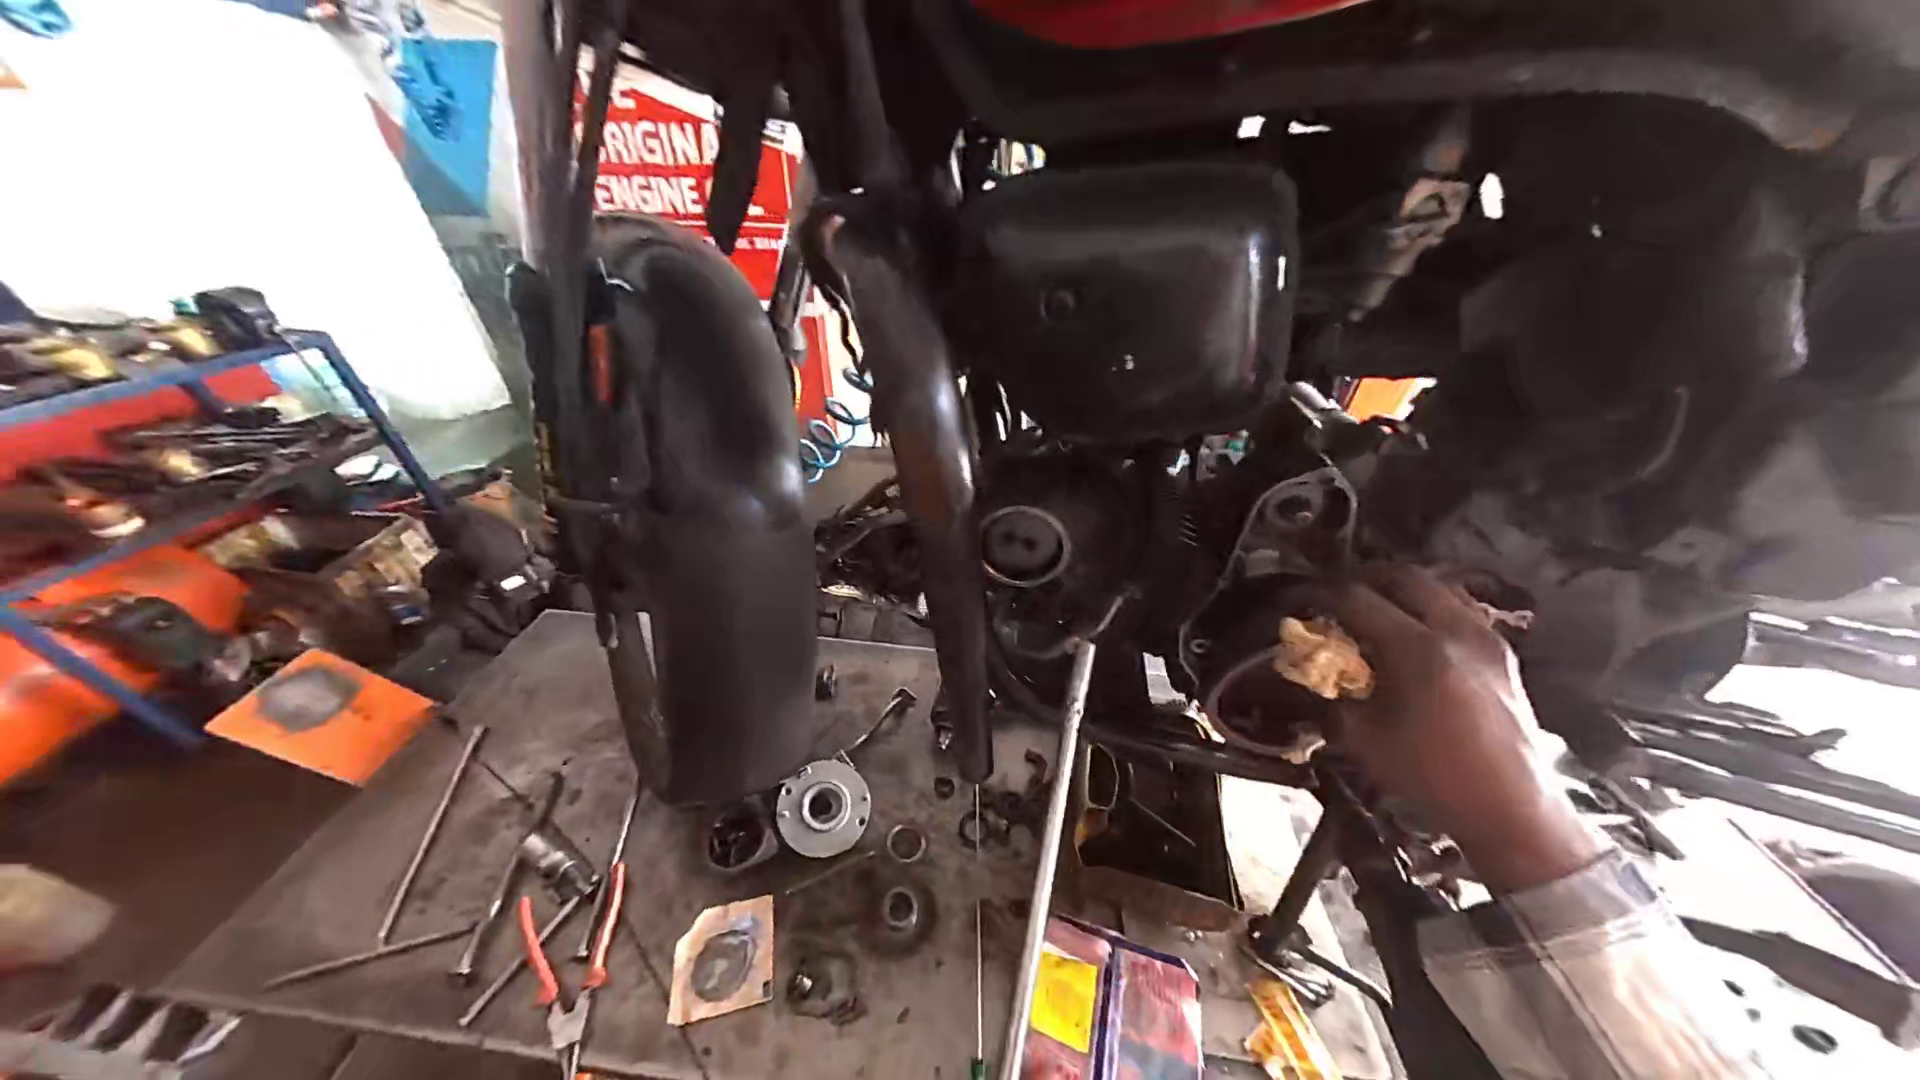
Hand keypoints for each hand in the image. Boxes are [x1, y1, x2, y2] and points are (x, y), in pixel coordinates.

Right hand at [1323, 564, 1607, 891]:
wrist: (1512, 810)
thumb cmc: (1430, 776)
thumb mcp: (1361, 736)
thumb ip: (1330, 692)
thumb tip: (1311, 668)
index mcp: (1416, 649)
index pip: (1356, 598)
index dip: (1320, 594)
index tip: (1299, 601)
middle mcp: (1456, 632)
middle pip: (1402, 576)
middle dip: (1361, 579)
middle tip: (1333, 594)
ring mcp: (1486, 639)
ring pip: (1436, 587)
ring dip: (1398, 589)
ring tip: (1372, 606)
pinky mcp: (1503, 654)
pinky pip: (1459, 610)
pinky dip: (1428, 607)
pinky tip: (1412, 631)